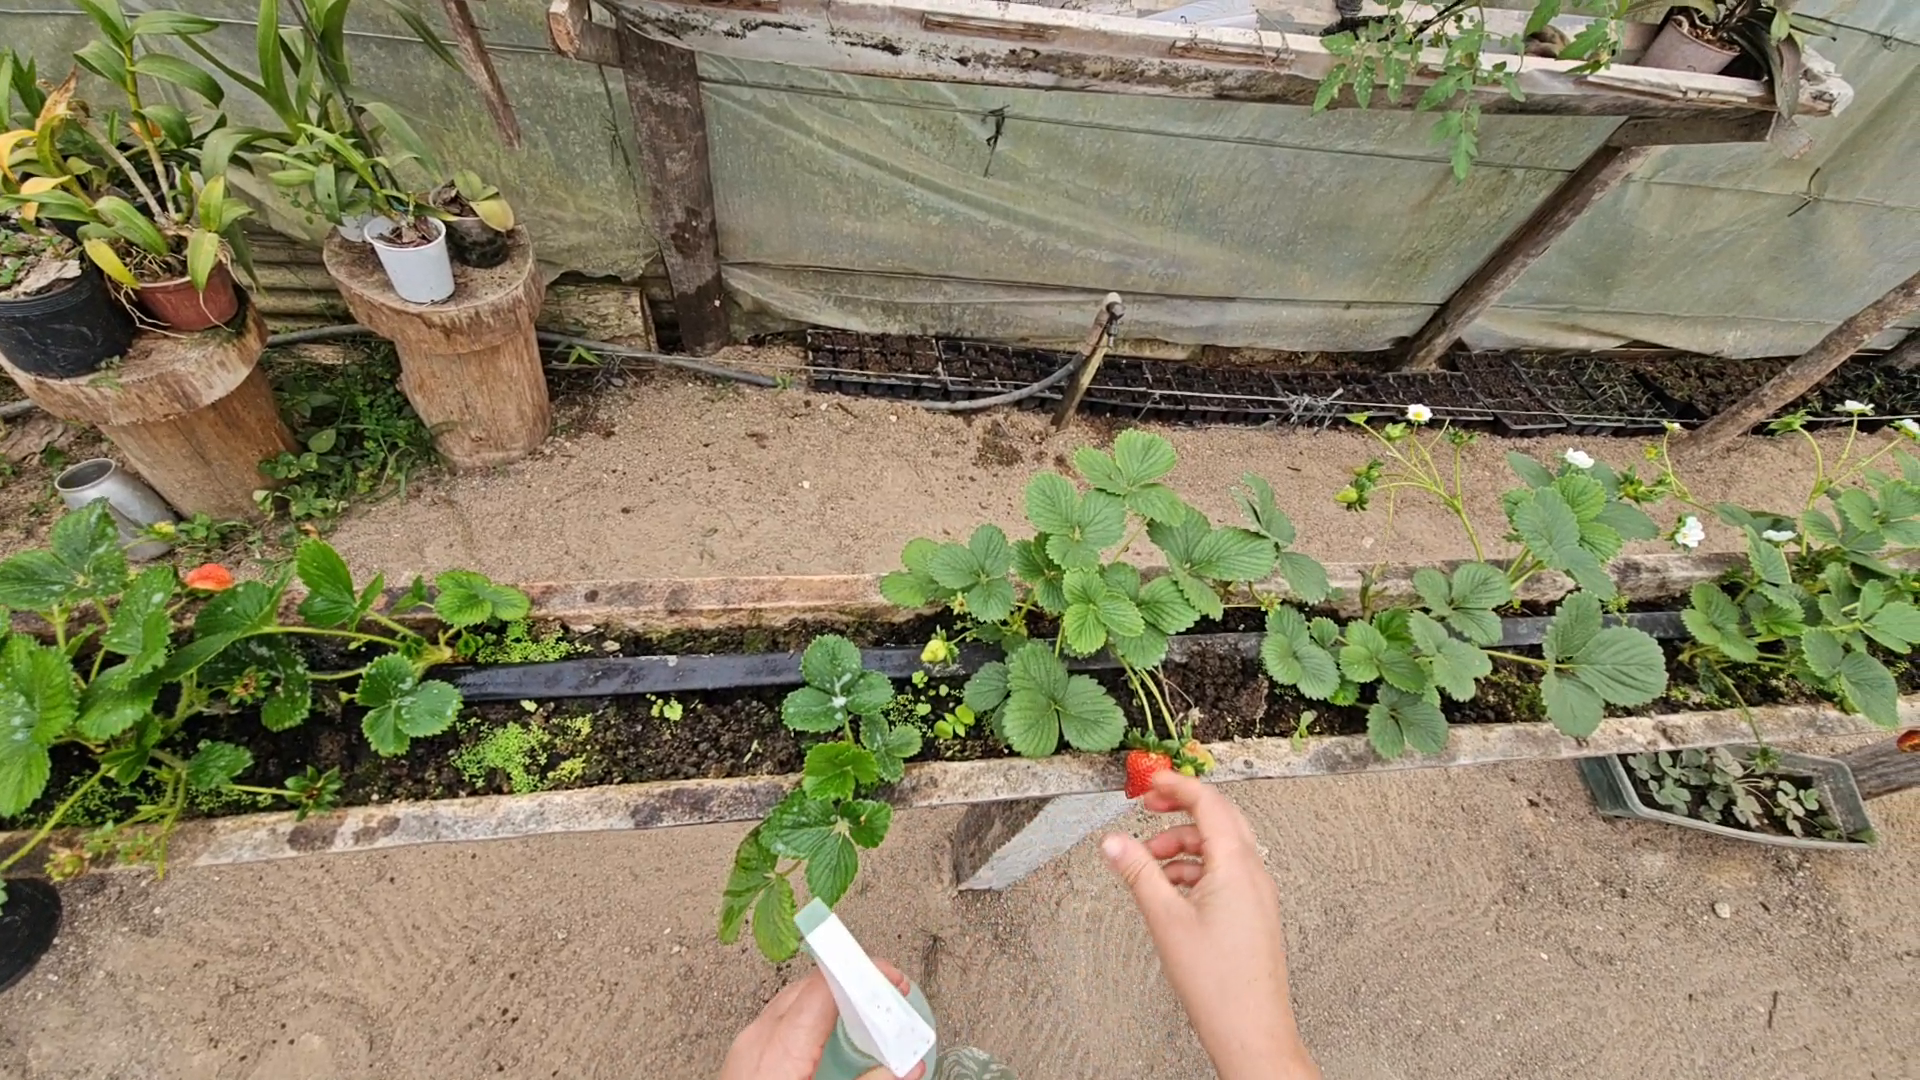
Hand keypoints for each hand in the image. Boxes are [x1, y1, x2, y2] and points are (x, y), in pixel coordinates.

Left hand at [718, 959, 926, 1079]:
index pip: (824, 984)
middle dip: (855, 988)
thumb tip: (905, 1068)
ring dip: (835, 1007)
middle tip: (889, 1004)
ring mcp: (744, 1053)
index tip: (893, 981)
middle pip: (813, 988)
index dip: (864, 972)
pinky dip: (813, 1026)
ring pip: (797, 1004)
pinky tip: (833, 1049)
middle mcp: (755, 1043)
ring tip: (867, 1026)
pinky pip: (783, 1026)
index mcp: (776, 1054)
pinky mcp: (741, 1066)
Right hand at [1101, 769, 1319, 1079]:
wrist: (1253, 1037)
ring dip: (1182, 843)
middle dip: (1180, 807)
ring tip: (1151, 861)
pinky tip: (1170, 888)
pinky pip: (1223, 870)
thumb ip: (1137, 871)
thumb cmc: (1219, 986)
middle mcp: (1253, 873)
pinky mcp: (1253, 911)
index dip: (1176, 784)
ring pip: (1219, 845)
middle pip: (1219, 817)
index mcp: (1236, 866)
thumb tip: (1112, 842)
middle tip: (1149, 805)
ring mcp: (1257, 893)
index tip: (1150, 779)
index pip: (1208, 803)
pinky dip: (1194, 867)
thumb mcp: (1165, 918)